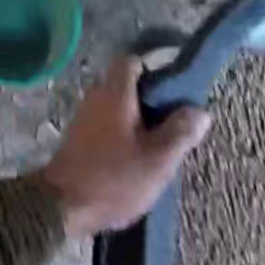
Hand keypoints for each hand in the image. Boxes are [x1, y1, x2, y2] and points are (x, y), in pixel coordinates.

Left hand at [39, 56, 211, 238]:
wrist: (64, 202)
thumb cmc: (114, 177)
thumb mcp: (157, 159)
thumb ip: (179, 133)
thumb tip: (200, 111)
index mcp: (114, 93)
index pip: (130, 61)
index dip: (153, 68)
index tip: (174, 89)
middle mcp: (96, 96)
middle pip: (125, 83)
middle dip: (150, 98)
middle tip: (174, 121)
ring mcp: (84, 115)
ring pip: (116, 104)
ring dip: (137, 117)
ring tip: (161, 142)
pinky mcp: (79, 134)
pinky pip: (106, 120)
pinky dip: (123, 130)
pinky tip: (138, 154)